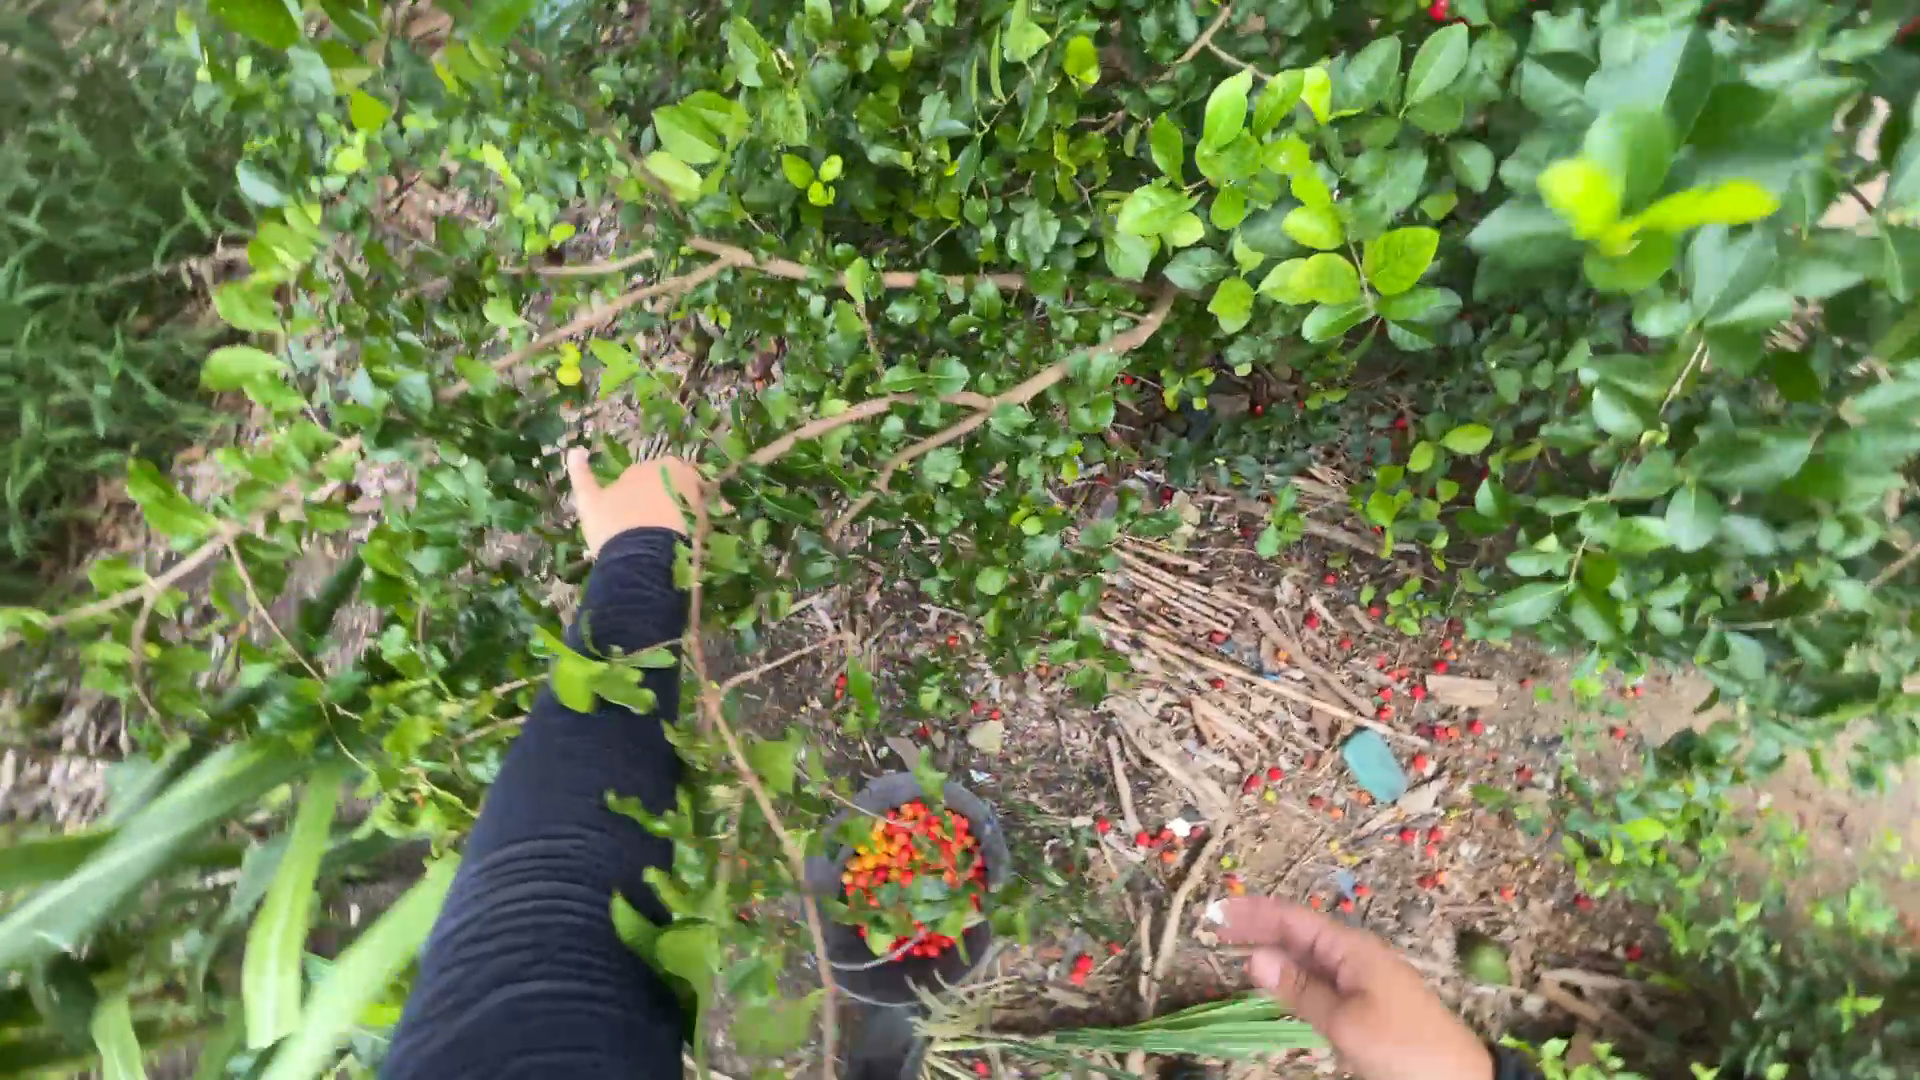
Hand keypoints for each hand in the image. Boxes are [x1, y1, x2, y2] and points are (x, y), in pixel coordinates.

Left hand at [564, 447, 701, 555]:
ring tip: (641, 523)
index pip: (684, 476)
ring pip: (627, 485)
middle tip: (667, 521)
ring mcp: (618, 484)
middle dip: (660, 495)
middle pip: (654, 479)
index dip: (687, 494)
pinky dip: (578, 466)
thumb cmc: (682, 536)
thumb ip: (695, 510)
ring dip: (634, 498)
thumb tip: (694, 510)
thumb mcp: (700, 521)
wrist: (648, 550)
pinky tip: (576, 453)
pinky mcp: (593, 499)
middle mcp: (647, 470)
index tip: (691, 510)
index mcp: (676, 472)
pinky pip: (584, 478)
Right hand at [1217, 897, 1492, 1079]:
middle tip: (1217, 928)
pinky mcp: (1368, 1003)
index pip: (1292, 918)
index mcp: (1351, 947)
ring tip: (1238, 949)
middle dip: (1258, 926)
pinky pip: (1320, 978)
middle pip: (1297, 932)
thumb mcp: (1346, 1023)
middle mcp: (1355, 954)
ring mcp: (1363, 979)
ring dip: (1273, 949)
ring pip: (1308, 955)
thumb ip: (1298, 990)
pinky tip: (1278, 980)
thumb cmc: (1406, 1049)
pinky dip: (1292, 974)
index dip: (1253, 912)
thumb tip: (1252, 957)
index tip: (1218, 912)